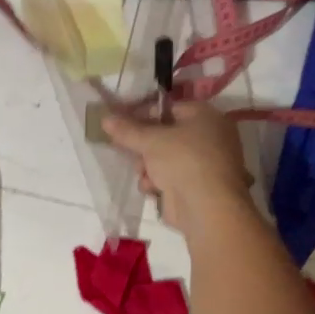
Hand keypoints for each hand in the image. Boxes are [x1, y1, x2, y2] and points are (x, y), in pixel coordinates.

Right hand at [103, 102, 251, 233]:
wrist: (206, 205)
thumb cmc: (182, 160)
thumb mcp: (149, 140)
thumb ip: (126, 129)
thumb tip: (105, 118)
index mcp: (205, 117)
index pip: (168, 108)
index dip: (142, 113)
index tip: (120, 123)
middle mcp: (209, 136)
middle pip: (165, 134)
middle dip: (143, 145)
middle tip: (124, 147)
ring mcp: (204, 162)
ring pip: (164, 157)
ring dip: (147, 165)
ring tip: (143, 172)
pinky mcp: (196, 184)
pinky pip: (170, 175)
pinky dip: (158, 180)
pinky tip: (152, 187)